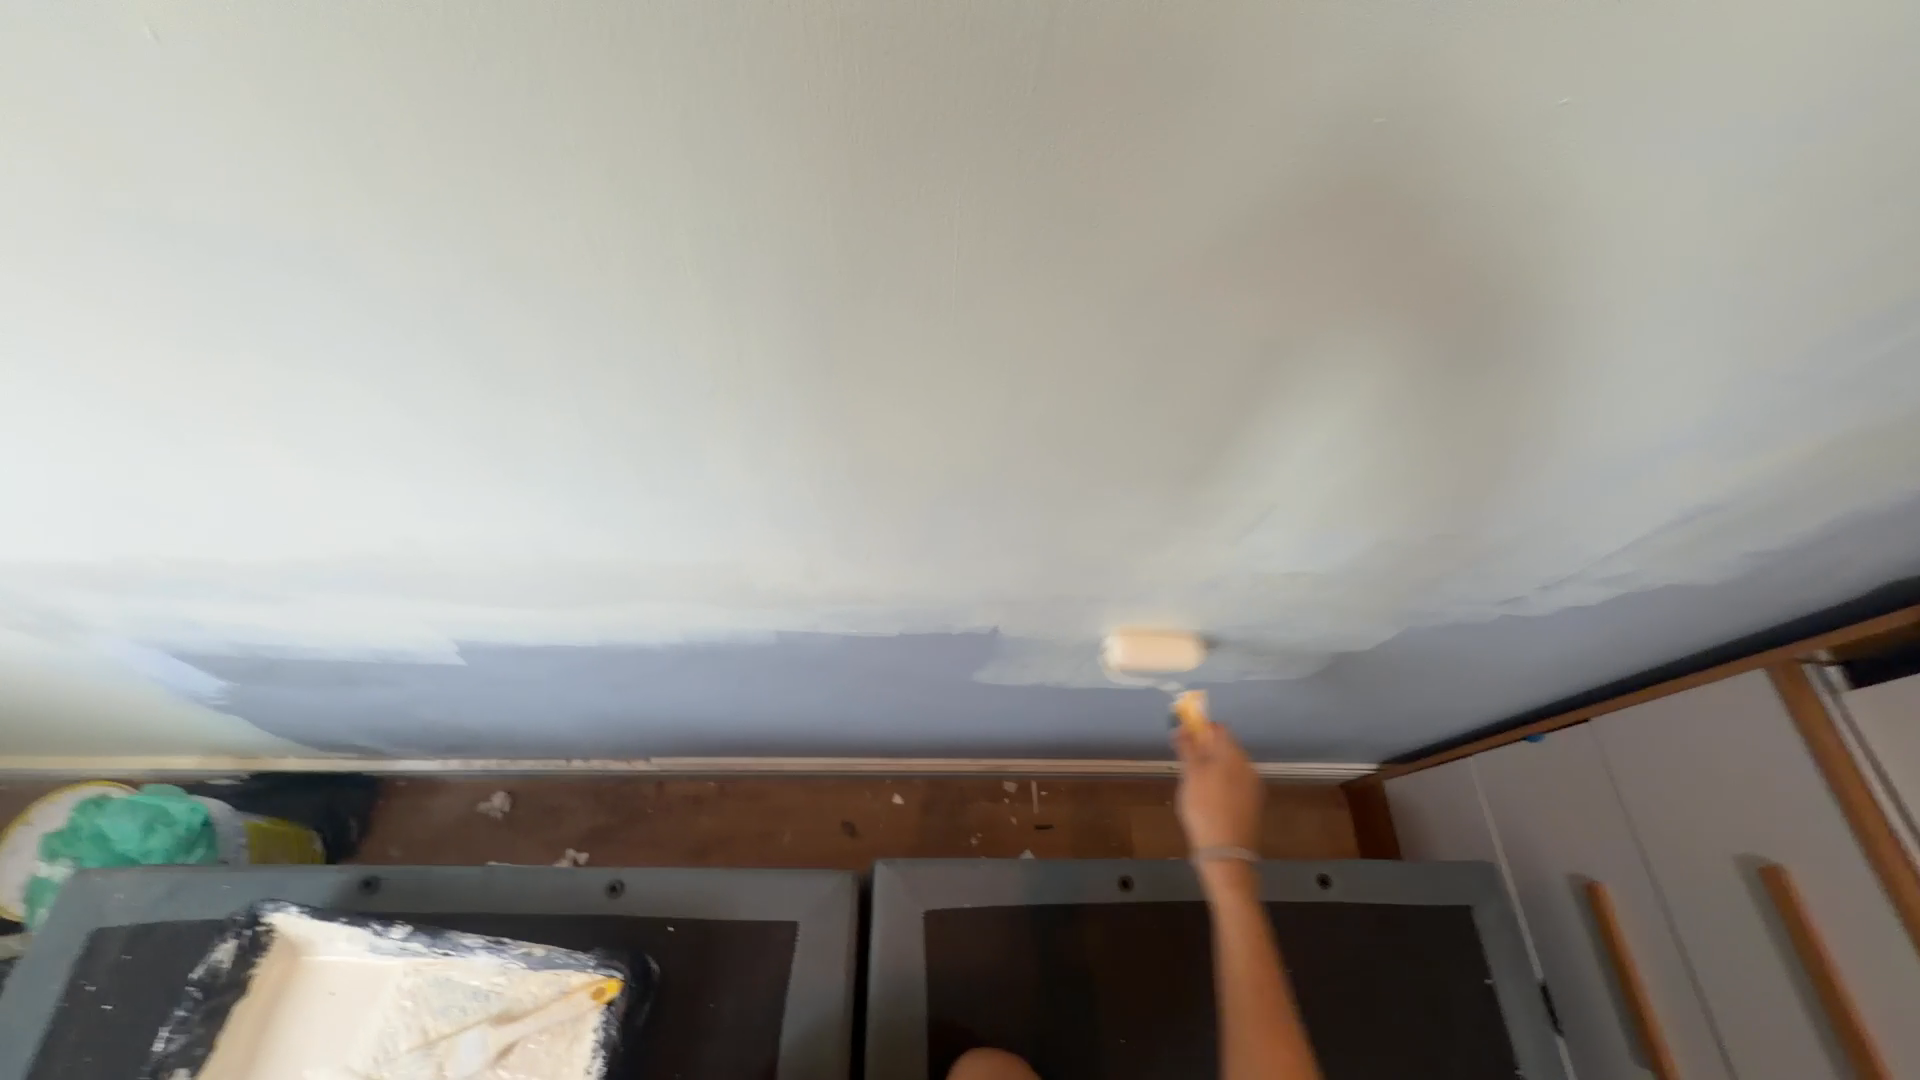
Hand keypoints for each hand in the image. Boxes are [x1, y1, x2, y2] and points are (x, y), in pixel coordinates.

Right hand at [1173, 721, 1262, 852]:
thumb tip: (1182, 728)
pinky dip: (1220, 782)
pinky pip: (1234, 782)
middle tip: (1184, 763)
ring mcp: (1252, 786)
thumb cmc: (1204, 808)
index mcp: (1234, 755)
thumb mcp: (1190, 775)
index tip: (1182, 739)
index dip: (1199, 729)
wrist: (1226, 852)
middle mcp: (1248, 766)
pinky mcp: (1251, 803)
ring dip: (1212, 765)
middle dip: (1204, 749)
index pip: (1218, 729)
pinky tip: (1208, 798)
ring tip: (1193, 782)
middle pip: (1225, 747)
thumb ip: (1187, 748)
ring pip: (1229, 765)